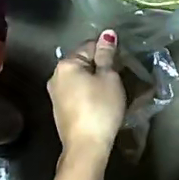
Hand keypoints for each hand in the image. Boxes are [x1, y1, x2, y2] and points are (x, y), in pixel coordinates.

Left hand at [49, 30, 126, 160]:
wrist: (86, 146)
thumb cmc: (100, 108)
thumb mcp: (109, 78)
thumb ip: (107, 55)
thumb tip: (107, 33)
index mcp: (66, 64)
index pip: (91, 45)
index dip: (109, 52)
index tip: (123, 64)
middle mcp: (56, 75)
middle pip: (84, 62)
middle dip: (102, 66)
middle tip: (121, 78)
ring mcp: (56, 93)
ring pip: (81, 78)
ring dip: (96, 80)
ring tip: (114, 91)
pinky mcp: (60, 109)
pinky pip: (77, 92)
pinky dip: (89, 92)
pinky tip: (101, 102)